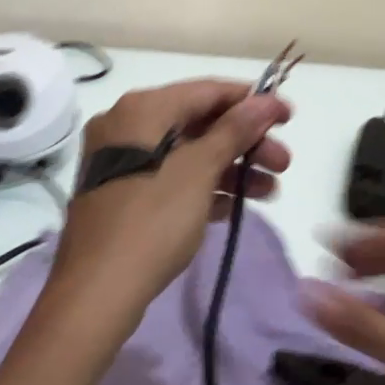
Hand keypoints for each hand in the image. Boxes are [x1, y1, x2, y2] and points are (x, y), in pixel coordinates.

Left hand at [52, 79, 292, 308]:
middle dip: (245, 142)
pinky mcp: (122, 195)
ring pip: (188, 153)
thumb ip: (235, 130)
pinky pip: (171, 177)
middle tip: (283, 163)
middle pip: (199, 122)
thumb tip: (266, 101)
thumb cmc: (152, 221)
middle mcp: (127, 125)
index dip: (252, 101)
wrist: (95, 294)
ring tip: (270, 192)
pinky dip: (204, 186)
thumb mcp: (199, 170)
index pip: (207, 90)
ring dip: (231, 167)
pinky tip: (234, 208)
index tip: (288, 117)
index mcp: (142, 108)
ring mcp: (121, 162)